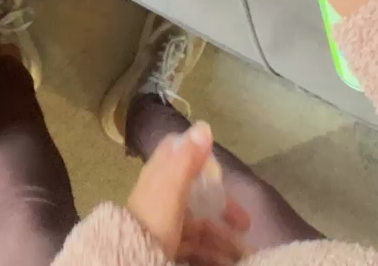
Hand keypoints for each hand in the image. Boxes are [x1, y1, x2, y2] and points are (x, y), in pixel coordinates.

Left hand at [126, 122, 250, 264]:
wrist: (132, 257)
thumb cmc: (155, 216)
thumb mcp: (172, 185)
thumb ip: (187, 157)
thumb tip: (204, 125)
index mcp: (160, 173)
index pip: (178, 152)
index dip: (200, 155)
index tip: (220, 171)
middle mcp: (162, 193)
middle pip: (196, 193)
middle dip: (223, 207)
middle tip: (245, 223)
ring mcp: (164, 220)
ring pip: (199, 223)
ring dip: (222, 235)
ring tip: (244, 252)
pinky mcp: (167, 244)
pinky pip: (195, 244)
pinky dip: (212, 251)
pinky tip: (227, 260)